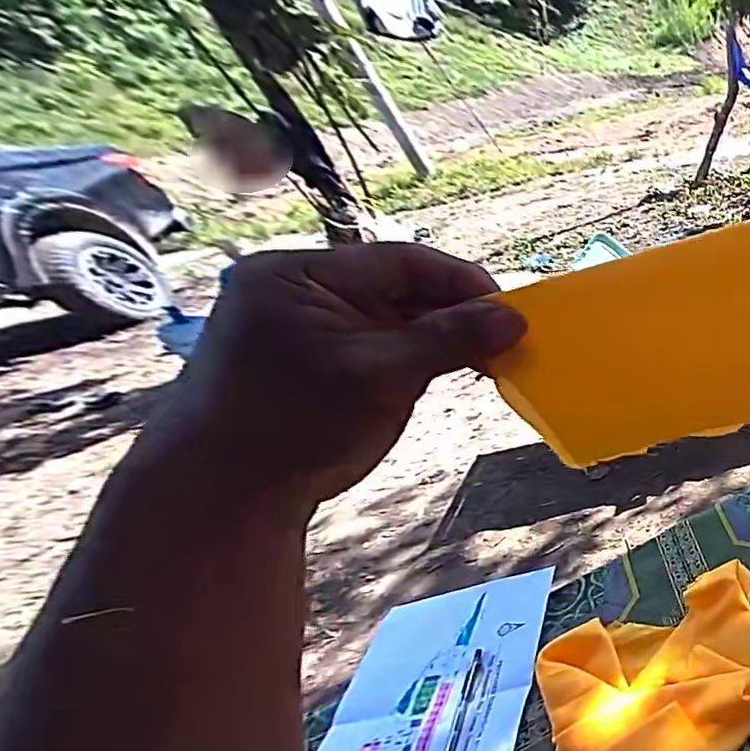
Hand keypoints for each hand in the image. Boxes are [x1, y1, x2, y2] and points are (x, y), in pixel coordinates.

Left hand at [154, 244, 526, 506]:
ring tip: (496, 357)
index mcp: (300, 276)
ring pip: (409, 316)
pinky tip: (468, 367)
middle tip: (511, 340)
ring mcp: (326, 326)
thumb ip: (450, 339)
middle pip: (408, 286)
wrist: (233, 488)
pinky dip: (437, 353)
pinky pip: (401, 342)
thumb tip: (516, 318)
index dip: (464, 282)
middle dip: (463, 312)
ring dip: (454, 335)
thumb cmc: (296, 422)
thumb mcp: (382, 374)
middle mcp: (311, 291)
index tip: (512, 313)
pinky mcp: (341, 358)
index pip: (402, 261)